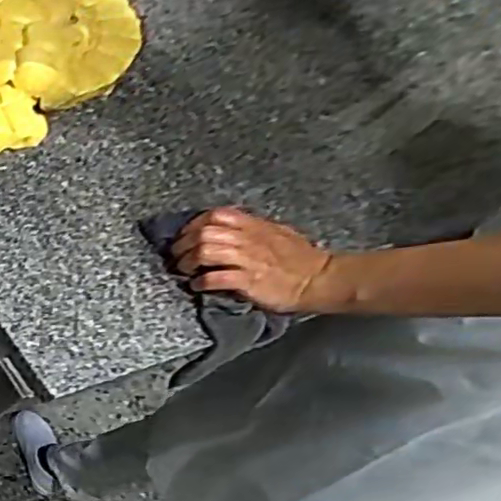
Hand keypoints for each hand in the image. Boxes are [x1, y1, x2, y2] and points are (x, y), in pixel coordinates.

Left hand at [171, 207, 340, 312]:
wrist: (322, 279)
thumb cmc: (298, 260)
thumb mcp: (275, 235)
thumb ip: (248, 230)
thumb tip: (218, 230)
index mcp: (256, 227)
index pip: (217, 215)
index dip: (193, 225)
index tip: (184, 238)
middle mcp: (251, 240)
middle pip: (204, 233)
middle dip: (183, 246)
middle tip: (178, 258)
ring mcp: (250, 260)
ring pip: (205, 251)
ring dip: (188, 263)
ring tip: (187, 272)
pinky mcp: (249, 280)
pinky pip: (214, 278)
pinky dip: (200, 282)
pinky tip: (198, 286)